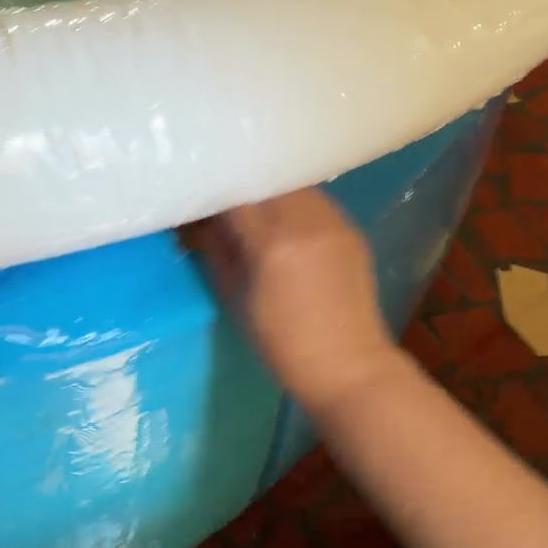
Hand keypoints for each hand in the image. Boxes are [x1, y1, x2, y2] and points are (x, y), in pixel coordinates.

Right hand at [185, 188, 399, 408]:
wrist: (348, 366)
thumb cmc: (280, 341)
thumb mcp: (233, 295)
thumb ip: (214, 248)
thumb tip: (196, 220)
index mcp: (270, 242)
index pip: (232, 194)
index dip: (211, 194)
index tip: (196, 202)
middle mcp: (304, 222)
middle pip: (262, 181)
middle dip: (239, 188)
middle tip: (223, 204)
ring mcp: (333, 222)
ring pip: (290, 185)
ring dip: (268, 192)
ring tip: (254, 210)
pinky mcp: (350, 228)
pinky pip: (314, 200)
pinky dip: (293, 204)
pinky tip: (285, 224)